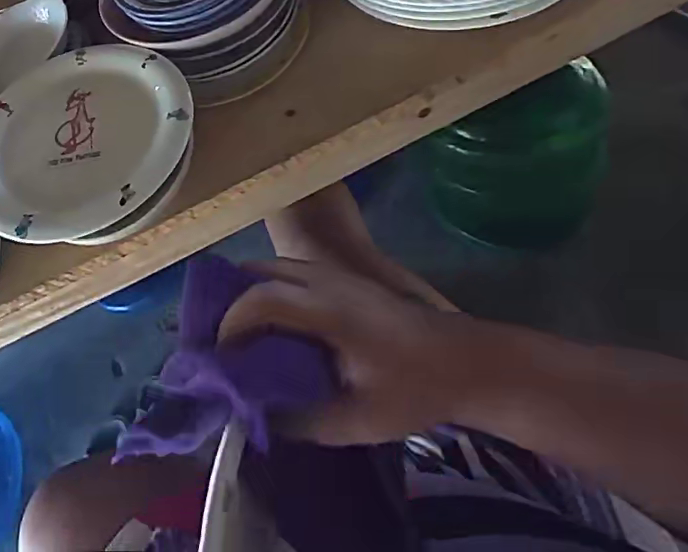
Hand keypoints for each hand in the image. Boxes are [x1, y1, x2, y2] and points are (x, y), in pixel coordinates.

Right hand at [216, 258, 499, 444]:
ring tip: (238, 329)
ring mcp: (333, 272)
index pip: (261, 299)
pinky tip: (269, 319)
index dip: (232, 323)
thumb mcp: (363, 420)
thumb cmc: (416, 389)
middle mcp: (324, 280)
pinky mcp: (340, 276)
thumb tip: (262, 418)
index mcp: (328, 310)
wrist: (466, 360)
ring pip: (272, 267)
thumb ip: (308, 421)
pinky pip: (288, 271)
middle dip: (230, 302)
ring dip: (248, 292)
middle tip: (221, 338)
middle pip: (258, 273)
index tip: (222, 356)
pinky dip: (266, 288)